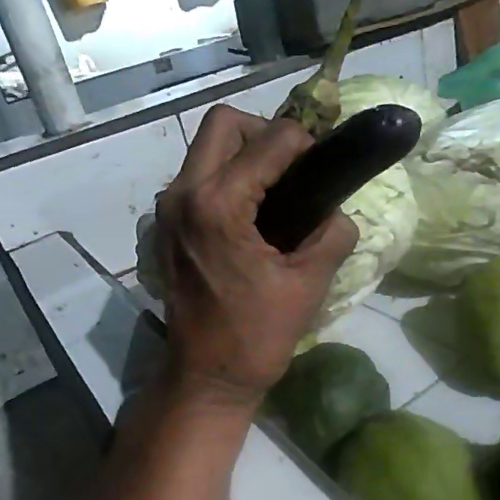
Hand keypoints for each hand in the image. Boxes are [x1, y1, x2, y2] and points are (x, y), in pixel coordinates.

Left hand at [152, 107, 357, 412]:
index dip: (307, 144)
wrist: (204, 376)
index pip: (271, 139)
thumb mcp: (309, 281)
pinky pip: (196, 177)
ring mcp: (166, 209)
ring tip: (277, 189)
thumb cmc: (256, 334)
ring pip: (205, 149)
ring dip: (242, 154)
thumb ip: (332, 230)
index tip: (324, 166)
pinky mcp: (164, 225)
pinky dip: (224, 177)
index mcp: (216, 204)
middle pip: (223, 124)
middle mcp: (182, 194)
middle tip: (293, 167)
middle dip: (264, 132)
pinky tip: (251, 212)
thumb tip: (335, 206)